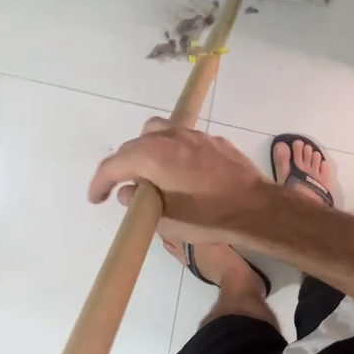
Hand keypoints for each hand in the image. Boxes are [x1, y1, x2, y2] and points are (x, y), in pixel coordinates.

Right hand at [88, 118, 279, 243]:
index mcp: (151, 155)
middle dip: (125, 166)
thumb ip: (141, 204)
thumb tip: (129, 193)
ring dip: (148, 151)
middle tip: (125, 188)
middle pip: (135, 145)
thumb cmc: (209, 217)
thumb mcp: (167, 220)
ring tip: (151, 174)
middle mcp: (169, 137)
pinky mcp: (214, 141)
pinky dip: (174, 153)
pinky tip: (182, 174)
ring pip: (159, 133)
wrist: (257, 208)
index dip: (100, 182)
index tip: (96, 198)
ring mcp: (193, 135)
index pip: (113, 164)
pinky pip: (184, 141)